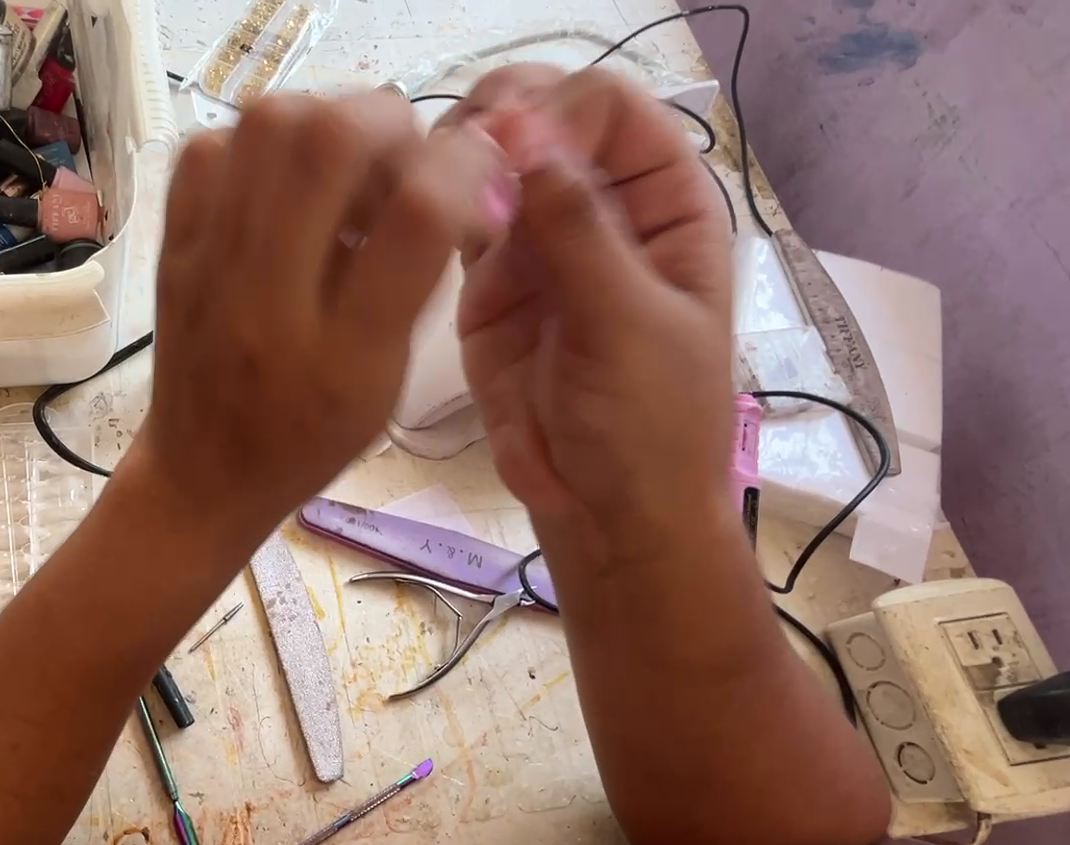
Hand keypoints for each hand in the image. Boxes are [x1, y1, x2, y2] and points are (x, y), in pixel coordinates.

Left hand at [125, 91, 507, 534]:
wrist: (202, 475)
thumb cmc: (305, 443)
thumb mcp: (382, 386)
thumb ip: (414, 286)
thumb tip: (444, 180)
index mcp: (342, 352)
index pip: (416, 215)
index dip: (463, 167)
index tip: (473, 168)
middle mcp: (268, 298)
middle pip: (329, 139)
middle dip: (386, 123)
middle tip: (395, 162)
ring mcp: (207, 267)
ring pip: (265, 125)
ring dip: (319, 120)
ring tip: (336, 167)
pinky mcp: (172, 251)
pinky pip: (206, 151)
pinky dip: (251, 144)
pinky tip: (273, 185)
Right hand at [445, 65, 735, 554]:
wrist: (602, 507)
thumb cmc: (646, 421)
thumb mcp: (624, 322)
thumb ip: (573, 228)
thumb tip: (522, 129)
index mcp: (661, 205)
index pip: (605, 112)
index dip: (551, 114)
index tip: (497, 142)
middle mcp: (596, 215)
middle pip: (542, 132)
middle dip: (495, 127)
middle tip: (446, 150)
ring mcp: (535, 254)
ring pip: (491, 178)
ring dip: (454, 168)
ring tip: (415, 179)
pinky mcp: (486, 294)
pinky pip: (460, 236)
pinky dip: (434, 219)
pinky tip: (408, 214)